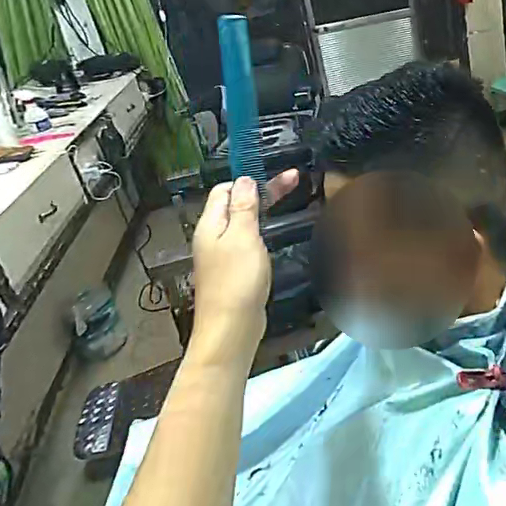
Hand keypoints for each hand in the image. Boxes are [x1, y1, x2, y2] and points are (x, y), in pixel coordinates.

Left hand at [186, 170, 299, 365]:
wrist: (231, 329)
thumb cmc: (237, 280)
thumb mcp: (244, 237)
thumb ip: (244, 207)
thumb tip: (245, 180)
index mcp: (210, 224)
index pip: (225, 189)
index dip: (249, 179)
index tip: (279, 176)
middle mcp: (213, 236)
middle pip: (236, 203)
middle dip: (263, 190)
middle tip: (295, 180)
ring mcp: (223, 254)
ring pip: (243, 222)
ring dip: (264, 209)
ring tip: (288, 201)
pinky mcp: (235, 270)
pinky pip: (247, 240)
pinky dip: (262, 230)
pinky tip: (275, 233)